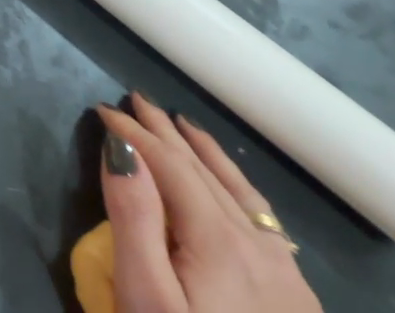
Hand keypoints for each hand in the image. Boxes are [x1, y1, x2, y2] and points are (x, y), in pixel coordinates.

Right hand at [97, 94, 321, 312]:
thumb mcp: (144, 290)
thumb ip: (132, 217)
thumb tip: (122, 150)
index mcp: (215, 238)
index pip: (169, 165)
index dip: (135, 133)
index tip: (101, 109)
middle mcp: (255, 245)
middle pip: (203, 173)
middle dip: (166, 133)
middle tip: (135, 101)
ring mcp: (282, 271)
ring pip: (240, 194)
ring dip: (206, 154)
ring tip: (184, 125)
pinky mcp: (292, 295)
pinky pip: (263, 221)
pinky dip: (238, 189)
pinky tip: (234, 192)